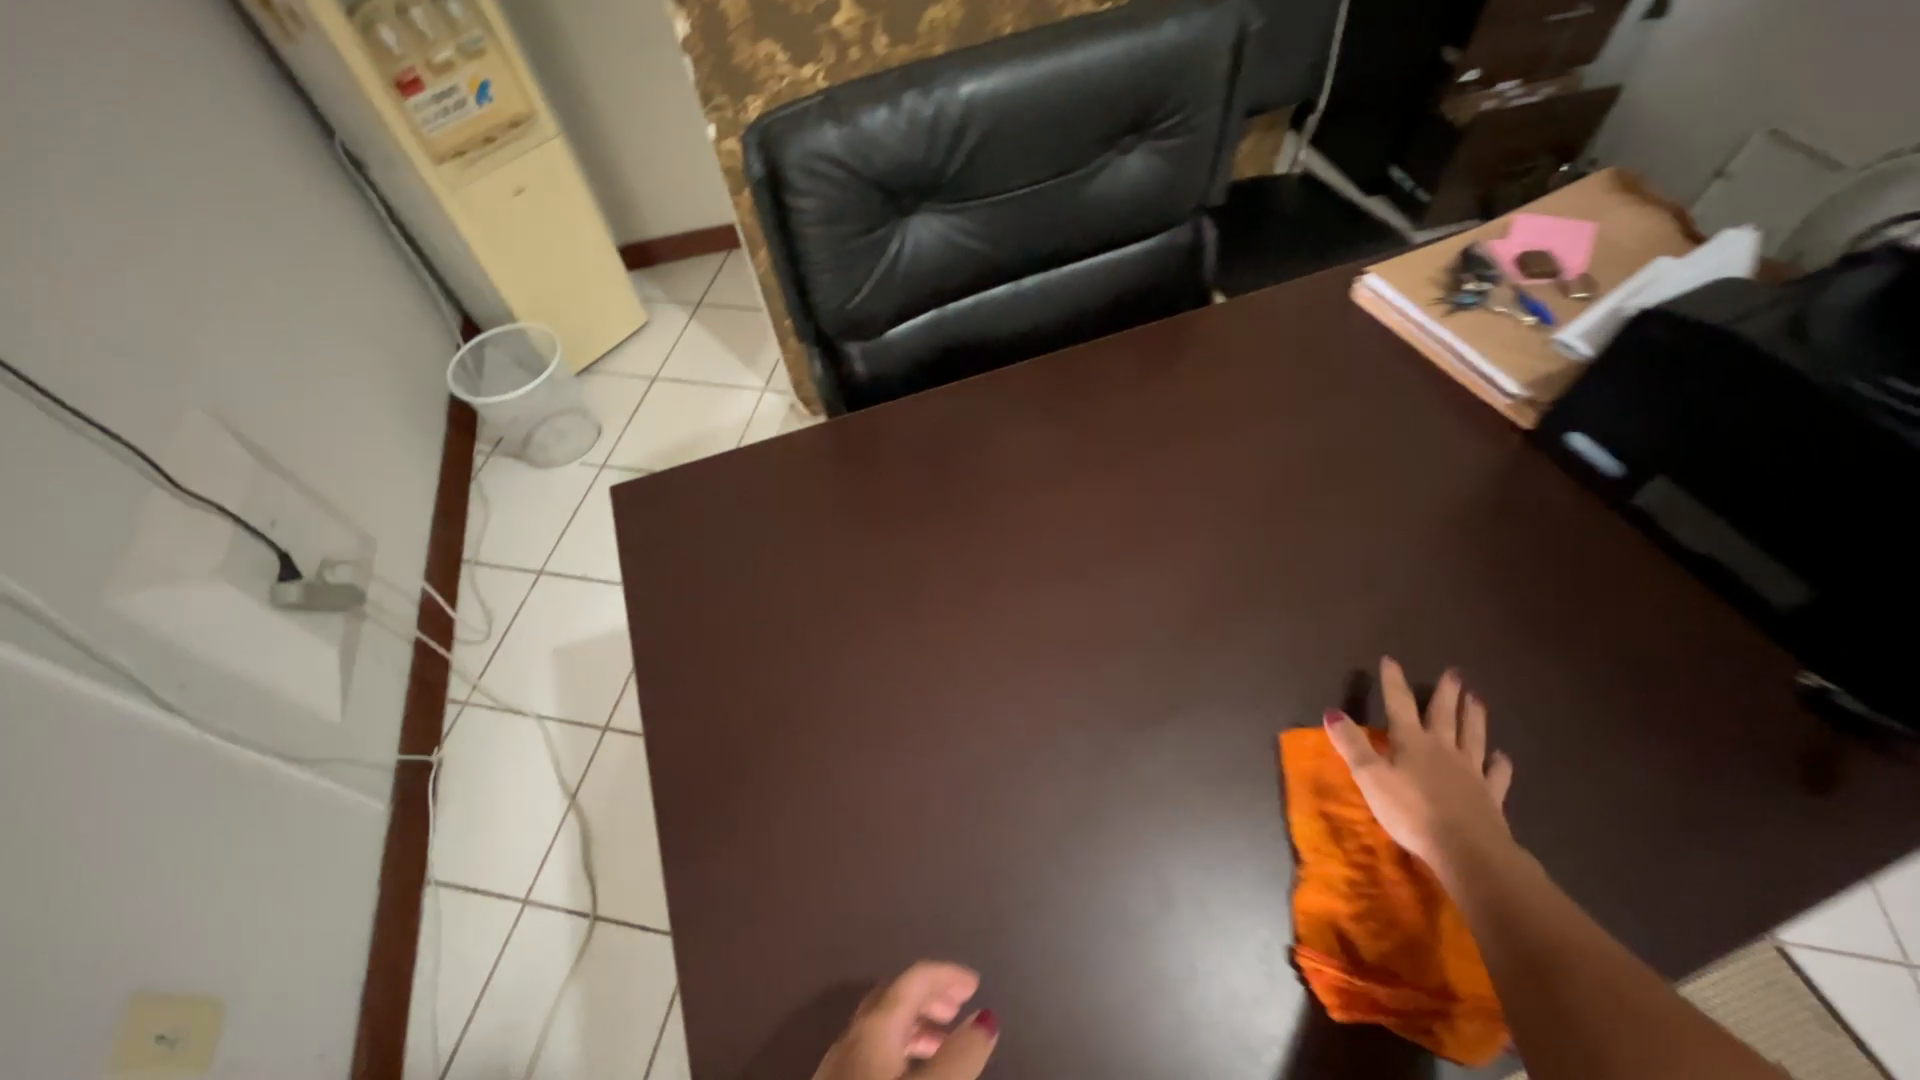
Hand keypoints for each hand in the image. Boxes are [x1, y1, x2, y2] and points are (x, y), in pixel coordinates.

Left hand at [812, 961, 999, 1079]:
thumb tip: (985, 1018)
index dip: (946, 976)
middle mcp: (851, 1040)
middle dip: (929, 998)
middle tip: (960, 1008)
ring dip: (915, 1028)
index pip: (912, 980)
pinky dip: (899, 1053)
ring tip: (944, 1046)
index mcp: (873, 1028)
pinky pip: (872, 1057)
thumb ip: (961, 1056)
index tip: (975, 984)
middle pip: (893, 1001)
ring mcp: (837, 1069)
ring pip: (881, 1032)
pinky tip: (912, 1079)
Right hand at [1324, 658, 1515, 886]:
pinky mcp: (1489, 795)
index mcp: (1412, 742)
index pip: (1399, 704)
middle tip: (1454, 674)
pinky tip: (1502, 756)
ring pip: (1473, 736)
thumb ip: (1351, 744)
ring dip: (1474, 716)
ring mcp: (1470, 771)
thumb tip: (1332, 712)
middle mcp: (1444, 749)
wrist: (1465, 847)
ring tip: (1477, 699)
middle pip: (1444, 715)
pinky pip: (1496, 773)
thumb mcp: (1370, 777)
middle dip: (1446, 693)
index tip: (1391, 660)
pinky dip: (1499, 763)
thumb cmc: (1410, 811)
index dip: (1393, 682)